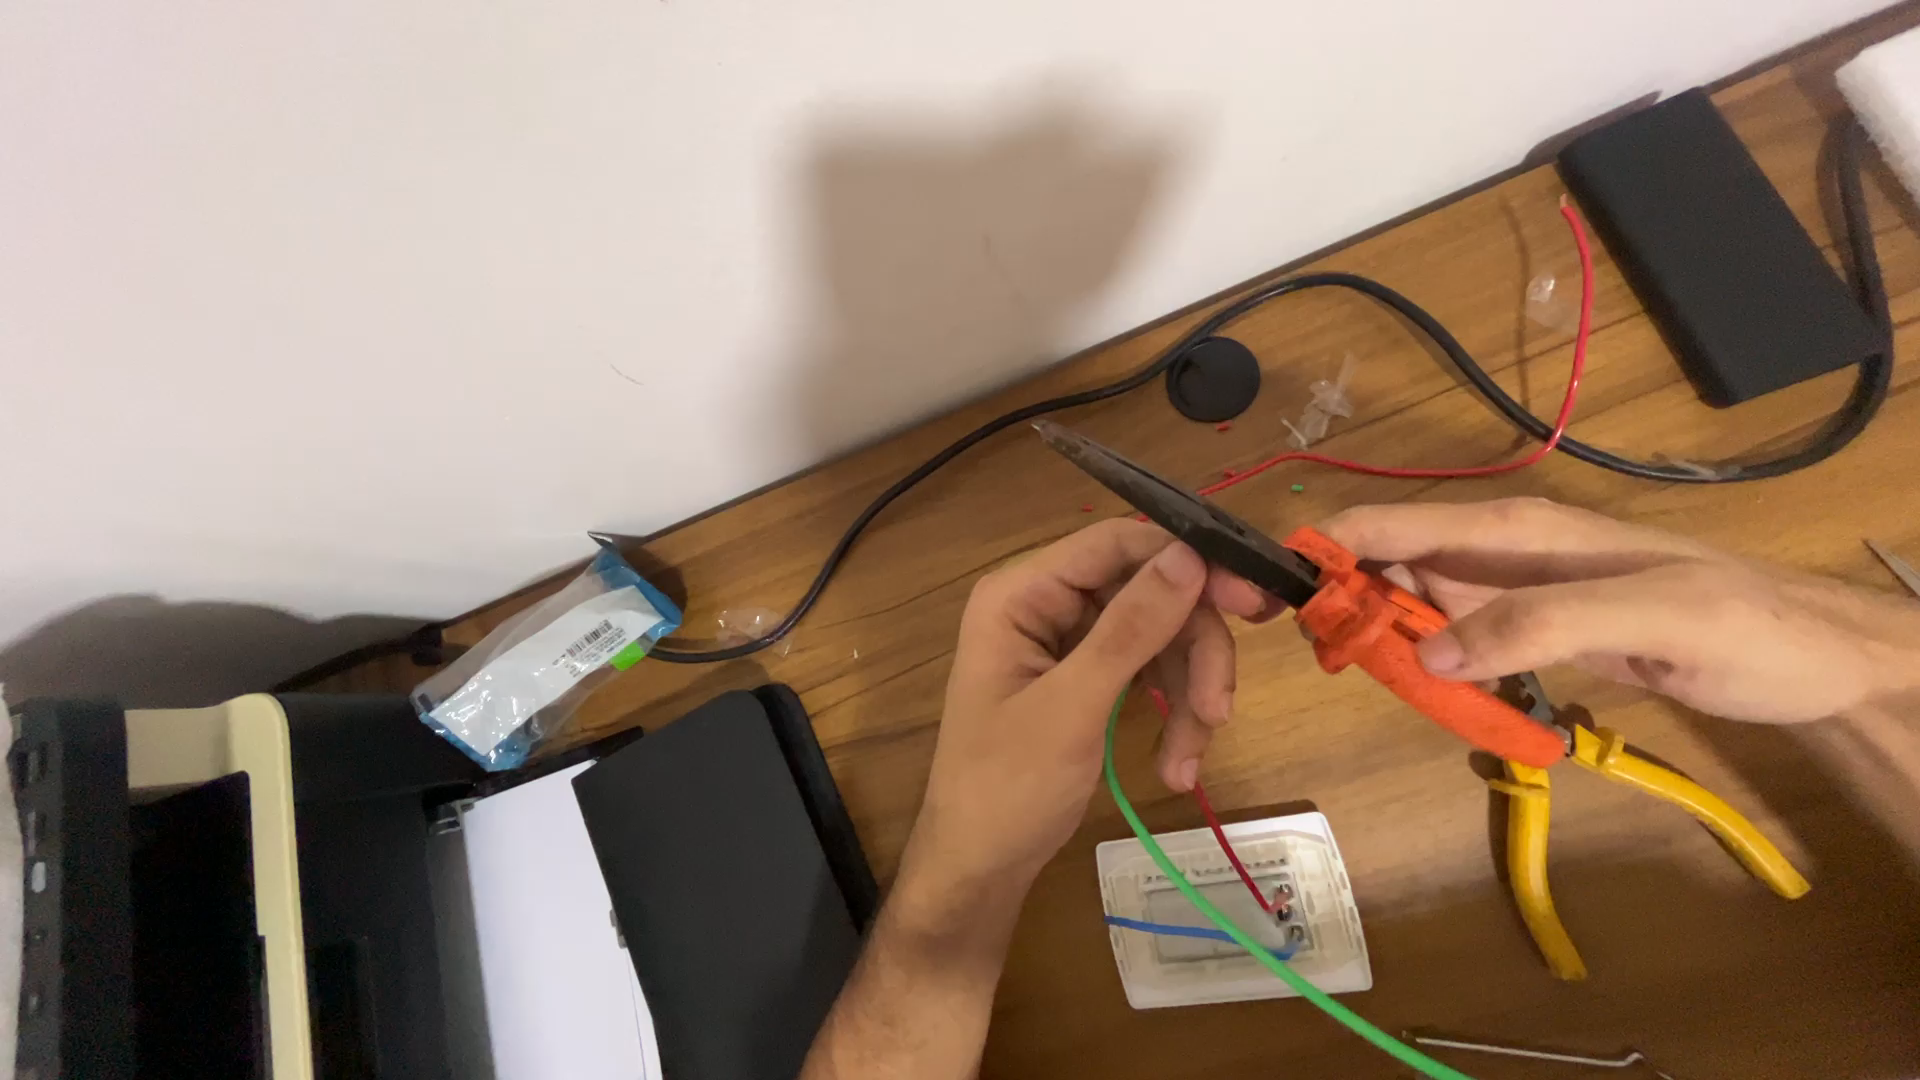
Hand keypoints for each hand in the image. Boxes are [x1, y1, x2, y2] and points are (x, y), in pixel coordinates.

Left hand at [903, 519, 1266, 904]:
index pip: (1116, 544)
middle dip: (1191, 650)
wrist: (980, 867)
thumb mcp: (1071, 708)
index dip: (1187, 562)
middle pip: (1147, 592)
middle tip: (1222, 707)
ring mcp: (1068, 640)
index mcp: (1020, 593)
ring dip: (1188, 693)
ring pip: (1158, 635)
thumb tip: (1189, 555)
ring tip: (1188, 758)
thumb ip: (1129, 629)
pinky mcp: (1089, 676)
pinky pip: (1149, 671)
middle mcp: (1044, 603)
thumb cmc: (1006, 788)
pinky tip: (1177, 765)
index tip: (1250, 600)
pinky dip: (1173, 713)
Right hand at [1322, 497, 1919, 723]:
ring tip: (1367, 678)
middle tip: (1323, 656)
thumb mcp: (1649, 615)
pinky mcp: (1508, 626)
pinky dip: (1415, 663)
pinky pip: (1436, 640)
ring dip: (1374, 639)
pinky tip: (1424, 691)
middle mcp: (1484, 552)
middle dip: (1336, 602)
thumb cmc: (1744, 624)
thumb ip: (1533, 624)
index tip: (1276, 596)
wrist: (1820, 659)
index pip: (1384, 524)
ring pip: (1399, 605)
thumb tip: (1424, 654)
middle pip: (1376, 565)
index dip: (1321, 549)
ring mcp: (1494, 590)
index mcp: (1505, 528)